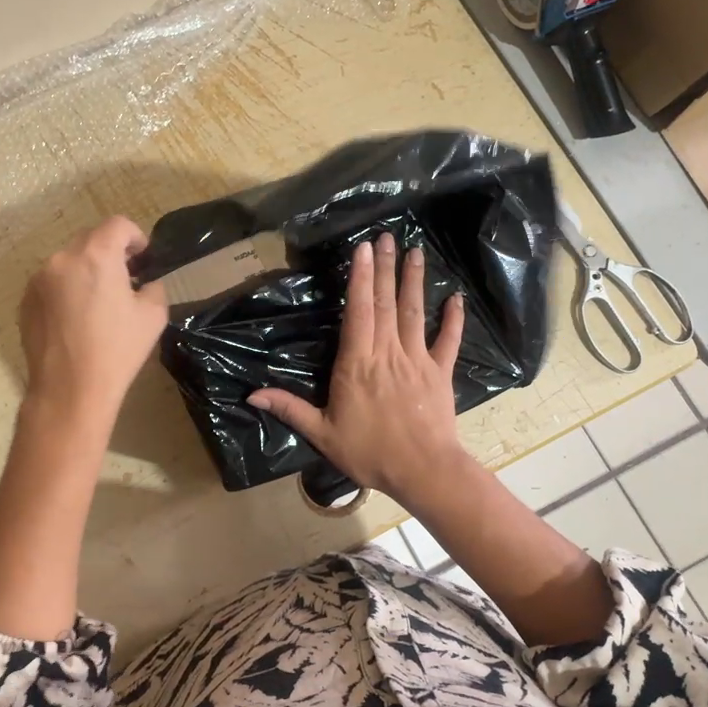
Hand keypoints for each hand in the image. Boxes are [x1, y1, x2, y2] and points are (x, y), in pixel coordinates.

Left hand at [19, 216, 168, 422]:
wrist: (69, 389)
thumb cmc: (116, 351)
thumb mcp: (152, 316)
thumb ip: (152, 287)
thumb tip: (142, 283)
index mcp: (96, 255)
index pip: (118, 224)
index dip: (135, 236)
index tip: (142, 258)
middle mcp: (62, 258)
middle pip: (90, 240)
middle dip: (109, 254)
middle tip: (123, 281)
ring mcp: (38, 279)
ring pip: (68, 262)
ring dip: (85, 272)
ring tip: (96, 304)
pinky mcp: (25, 301)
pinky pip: (51, 284)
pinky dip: (65, 290)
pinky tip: (74, 321)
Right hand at [248, 233, 471, 504]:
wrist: (423, 471)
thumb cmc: (370, 452)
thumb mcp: (322, 433)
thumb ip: (289, 408)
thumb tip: (251, 395)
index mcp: (356, 364)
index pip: (358, 312)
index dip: (360, 278)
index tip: (362, 249)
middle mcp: (387, 353)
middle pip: (386, 303)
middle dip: (384, 268)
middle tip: (386, 236)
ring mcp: (417, 360)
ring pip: (415, 313)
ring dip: (414, 281)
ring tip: (414, 251)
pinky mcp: (440, 373)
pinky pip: (448, 341)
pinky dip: (453, 319)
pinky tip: (456, 297)